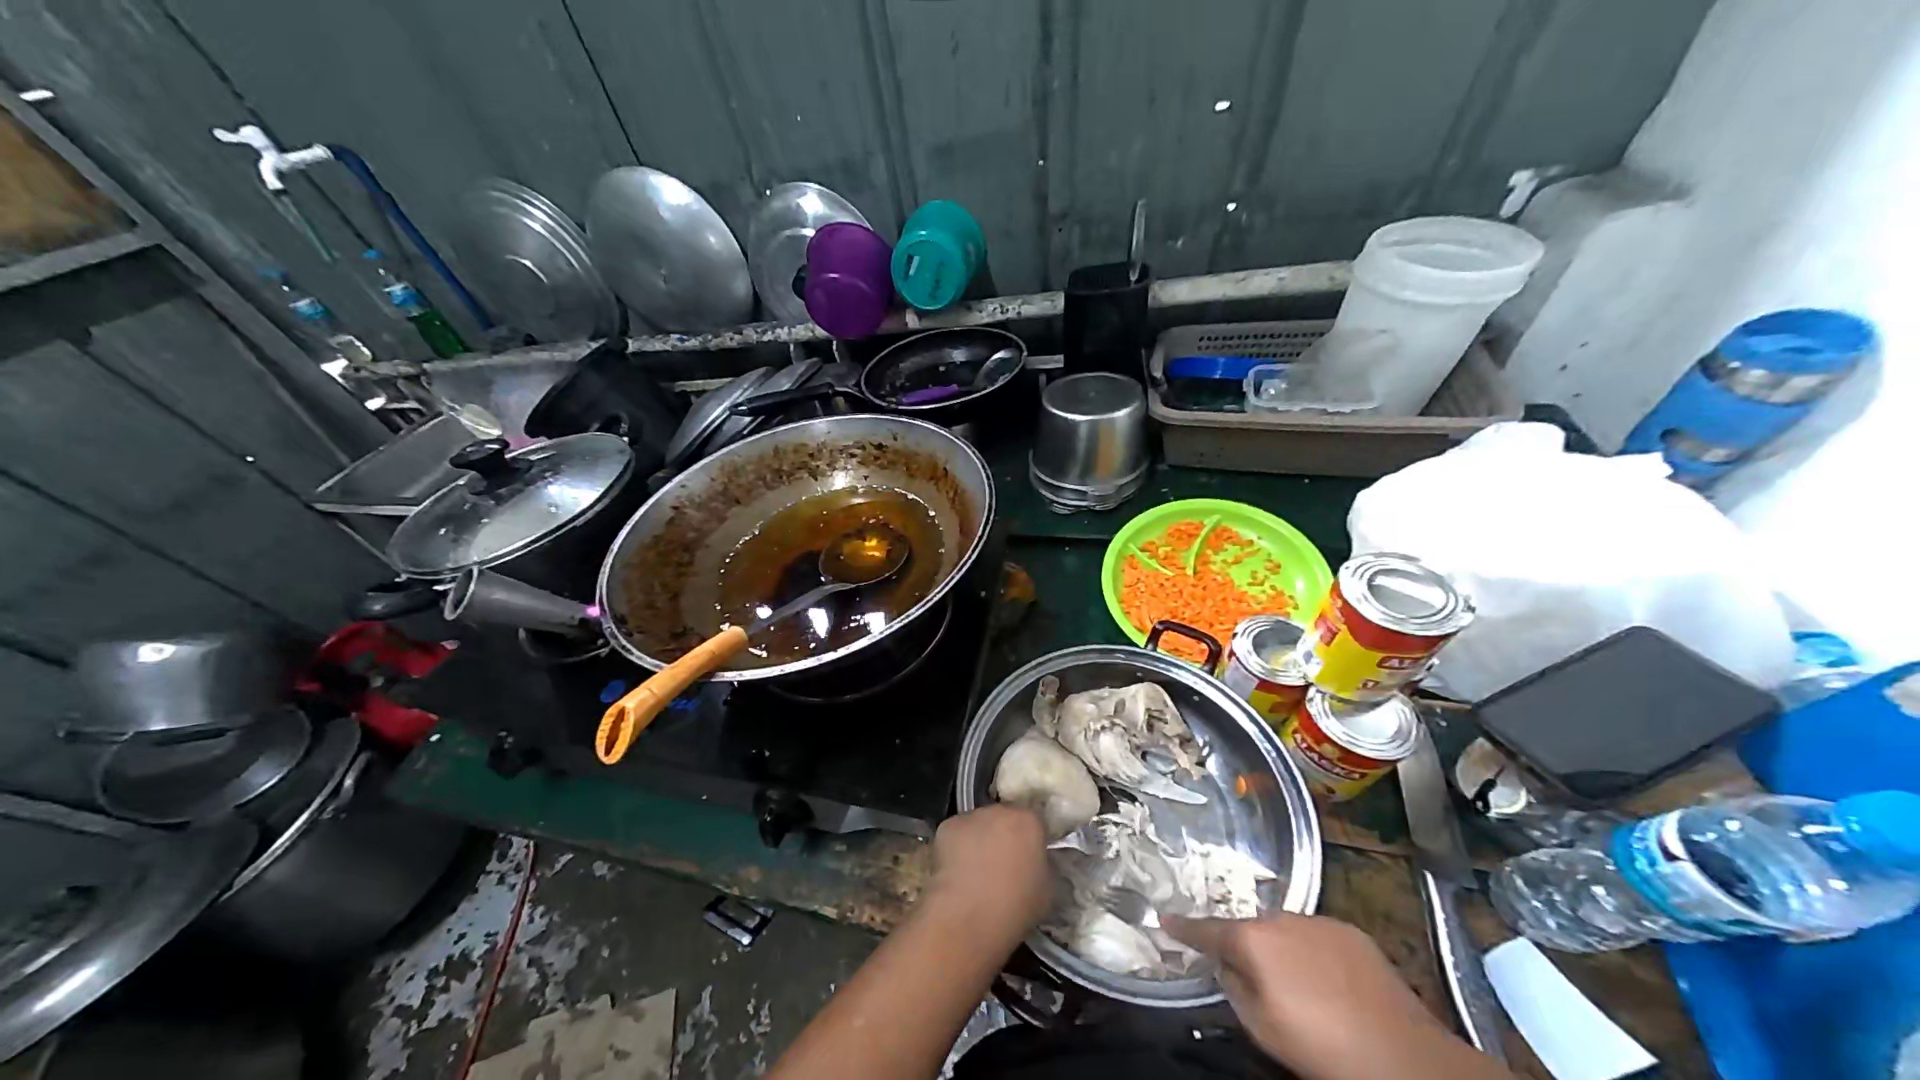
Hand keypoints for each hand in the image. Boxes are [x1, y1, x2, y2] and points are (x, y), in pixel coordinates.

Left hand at [925, 804, 1050, 937]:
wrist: (969, 916)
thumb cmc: (1016, 906)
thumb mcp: (1047, 888)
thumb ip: (1042, 864)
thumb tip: (1032, 861)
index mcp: (1029, 821)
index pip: (1034, 821)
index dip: (1031, 840)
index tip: (1028, 858)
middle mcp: (1000, 810)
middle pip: (1004, 818)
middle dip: (1004, 835)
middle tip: (1001, 864)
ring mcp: (970, 816)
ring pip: (979, 824)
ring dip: (980, 839)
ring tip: (975, 870)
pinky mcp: (946, 827)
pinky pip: (957, 834)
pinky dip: (957, 847)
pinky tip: (956, 871)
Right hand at [1167, 913, 1506, 1079]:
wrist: (1403, 1057)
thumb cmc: (1320, 1046)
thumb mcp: (1259, 1027)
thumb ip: (1232, 987)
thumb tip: (1226, 966)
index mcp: (1252, 939)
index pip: (1207, 930)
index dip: (1183, 928)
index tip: (1164, 920)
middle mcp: (1282, 918)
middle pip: (1249, 928)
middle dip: (1244, 947)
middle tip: (1249, 977)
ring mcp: (1319, 921)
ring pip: (1284, 931)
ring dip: (1280, 949)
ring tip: (1295, 985)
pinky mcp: (1352, 932)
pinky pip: (1316, 937)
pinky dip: (1311, 953)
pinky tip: (1326, 983)